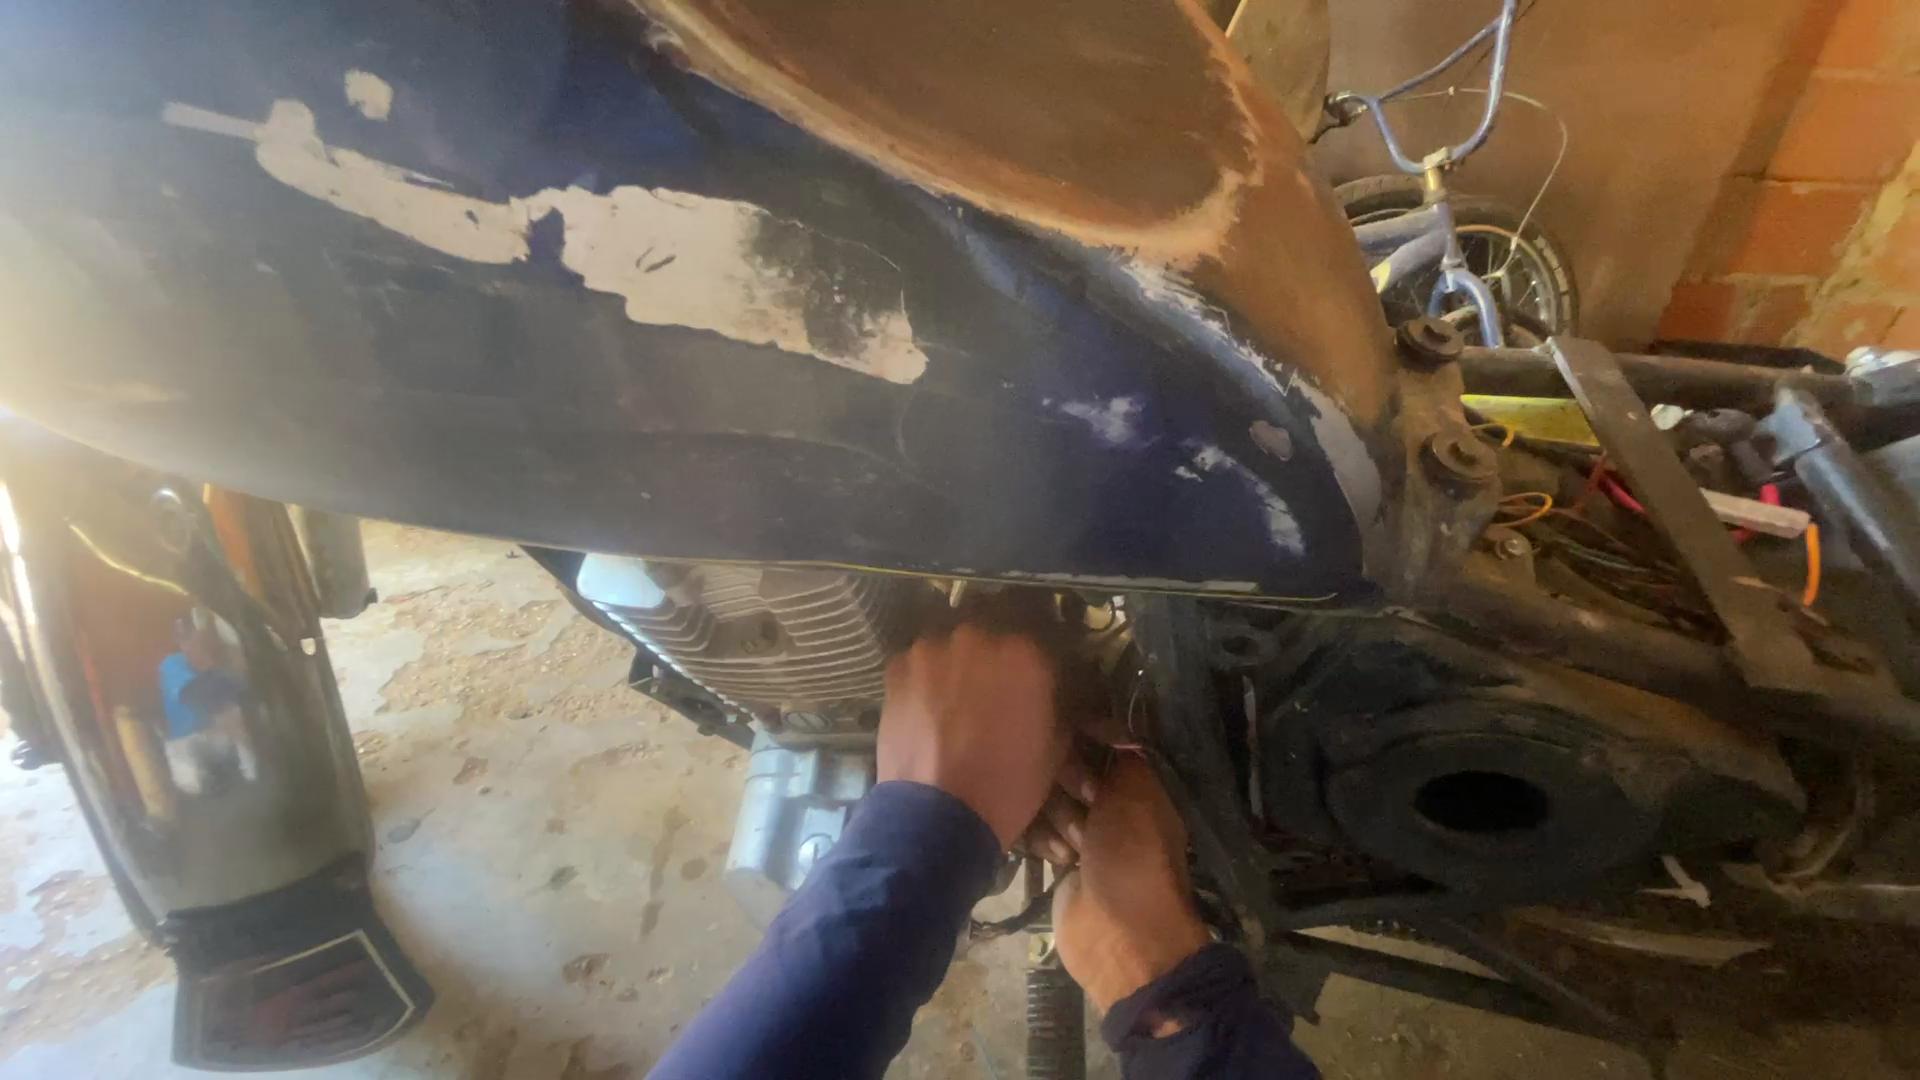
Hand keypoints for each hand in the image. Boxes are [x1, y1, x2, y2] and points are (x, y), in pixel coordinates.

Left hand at [877, 623, 1067, 848]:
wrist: (936, 817)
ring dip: (956, 662)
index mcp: (1025, 652)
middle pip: (991, 631)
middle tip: (991, 686)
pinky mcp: (897, 664)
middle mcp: (978, 635)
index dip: (1035, 660)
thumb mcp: (1054, 746)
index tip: (1031, 677)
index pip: (1038, 638)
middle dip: (993, 654)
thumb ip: (1055, 701)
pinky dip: (924, 677)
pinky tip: (926, 706)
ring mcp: (932, 647)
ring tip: (954, 696)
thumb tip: (1050, 686)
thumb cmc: (1006, 785)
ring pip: (950, 643)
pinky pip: (918, 661)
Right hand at [1051, 756, 1211, 1011]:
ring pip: (1044, 801)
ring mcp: (1079, 832)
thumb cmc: (1133, 852)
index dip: (1082, 744)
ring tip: (1073, 848)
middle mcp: (1106, 802)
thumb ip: (1117, 751)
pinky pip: (1031, 832)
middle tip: (1084, 810)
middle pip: (1062, 770)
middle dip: (1066, 787)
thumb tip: (1096, 726)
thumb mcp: (1135, 788)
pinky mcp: (1054, 859)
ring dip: (1055, 821)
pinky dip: (1041, 844)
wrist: (1118, 933)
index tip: (1074, 748)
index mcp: (1134, 783)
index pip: (1093, 742)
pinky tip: (1058, 860)